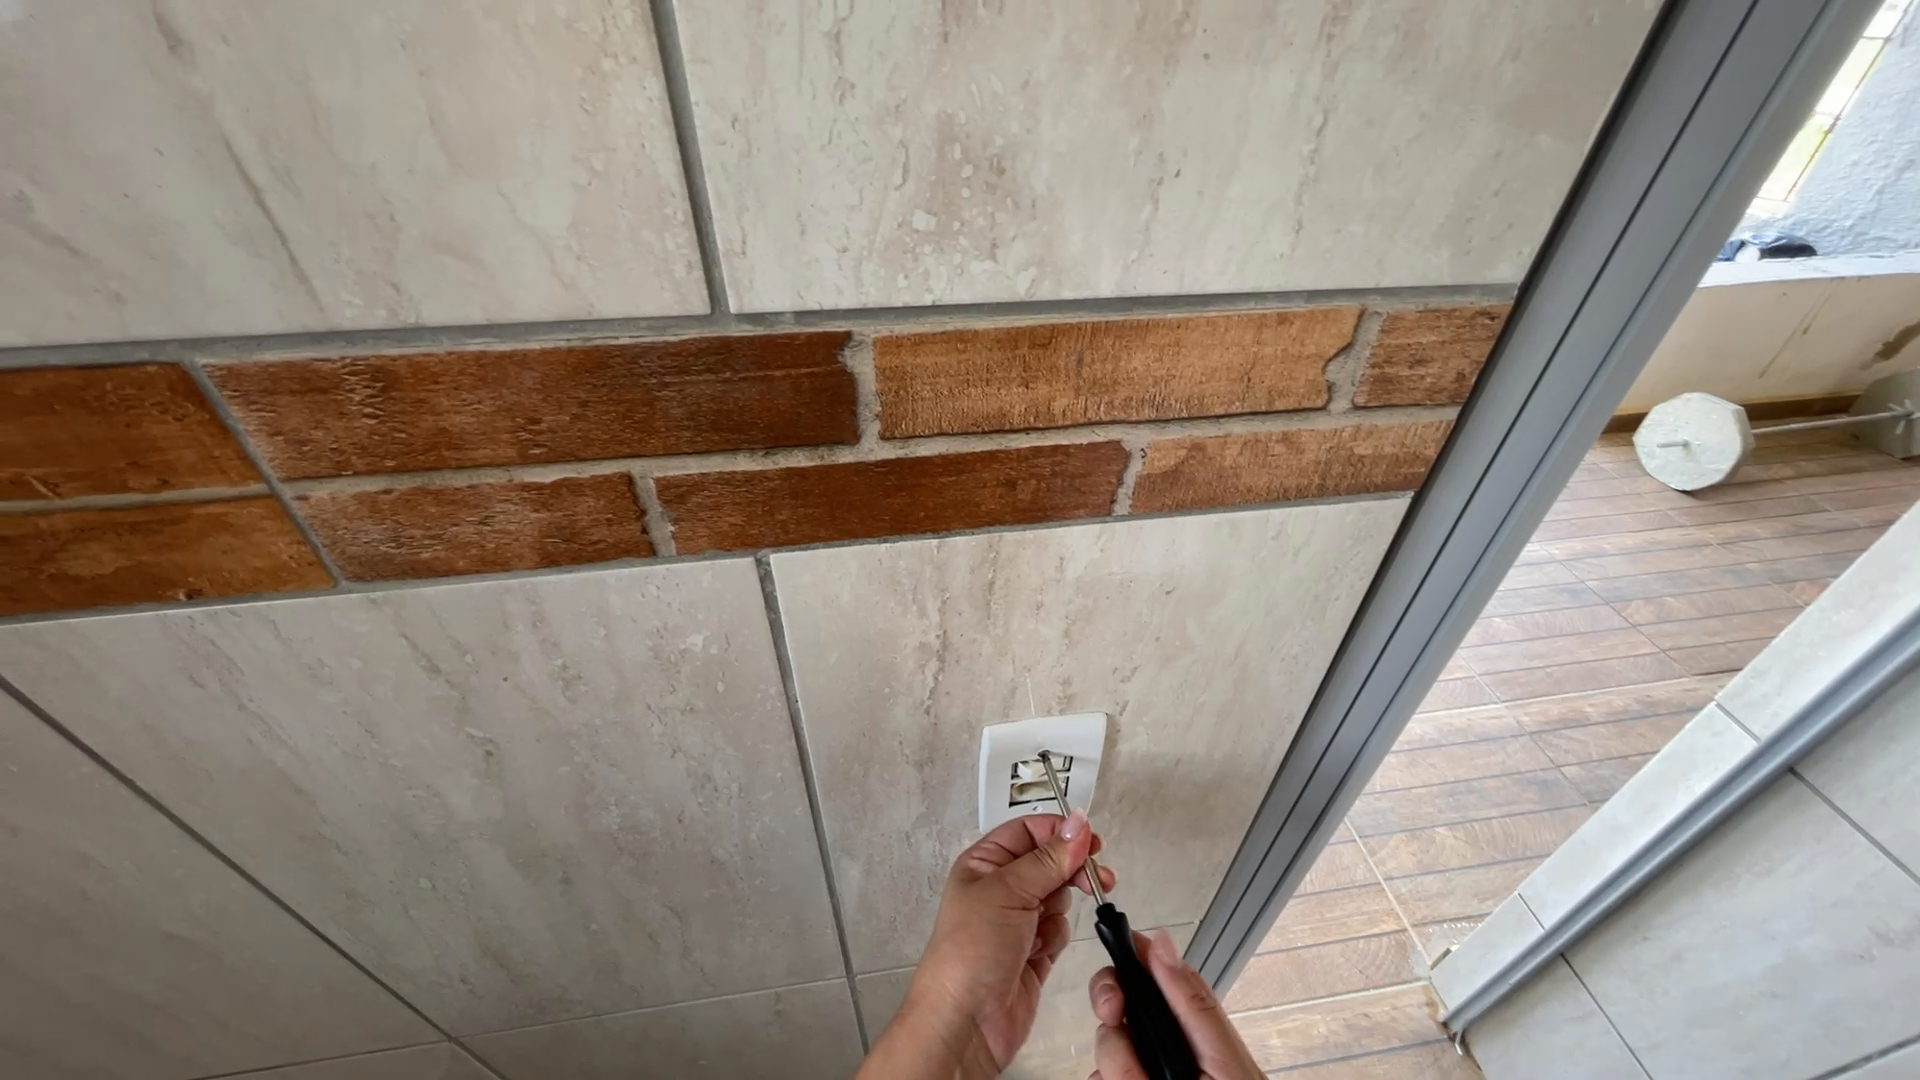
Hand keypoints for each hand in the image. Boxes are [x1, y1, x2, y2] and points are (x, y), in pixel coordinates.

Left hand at [859, 808, 1115, 1078]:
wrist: (968, 1020)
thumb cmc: (971, 949)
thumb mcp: (1008, 891)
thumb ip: (1048, 859)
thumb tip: (1078, 823)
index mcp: (985, 862)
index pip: (1029, 830)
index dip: (1060, 832)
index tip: (1091, 840)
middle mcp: (1002, 886)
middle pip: (1050, 861)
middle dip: (1070, 870)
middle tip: (1095, 879)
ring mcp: (1019, 919)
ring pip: (1059, 895)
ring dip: (1057, 909)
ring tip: (1040, 929)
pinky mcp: (1035, 949)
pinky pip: (1059, 928)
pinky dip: (1055, 937)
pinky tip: (1038, 951)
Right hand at [1087, 928, 1263, 1079]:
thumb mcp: (1225, 1062)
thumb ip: (1191, 1003)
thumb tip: (1161, 940)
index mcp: (1187, 1017)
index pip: (1144, 966)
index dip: (1121, 968)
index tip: (1116, 1002)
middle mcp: (1162, 1037)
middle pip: (1113, 1007)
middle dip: (1112, 1038)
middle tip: (1134, 1072)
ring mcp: (1144, 1066)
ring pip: (1104, 1052)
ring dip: (1119, 1075)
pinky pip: (1098, 1079)